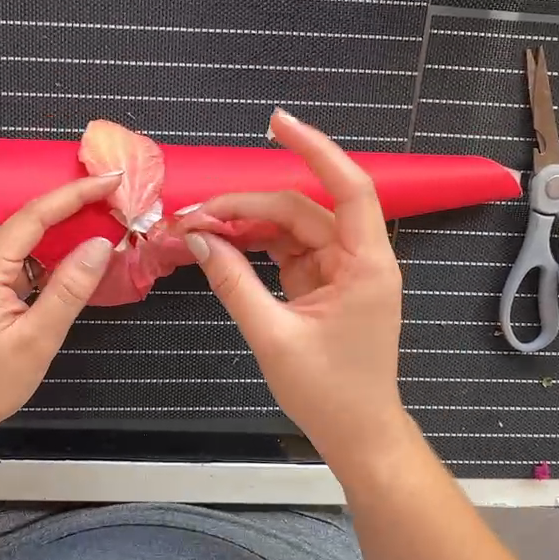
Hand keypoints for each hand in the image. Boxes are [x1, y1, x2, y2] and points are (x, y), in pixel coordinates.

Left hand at [0, 174, 119, 475]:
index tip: (112, 179)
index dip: (77, 193)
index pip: (37, 214)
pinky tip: (77, 252)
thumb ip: (70, 288)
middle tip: (117, 196)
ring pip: (28, 235)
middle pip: (31, 218)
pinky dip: (51, 250)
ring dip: (65, 226)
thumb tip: (101, 243)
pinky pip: (22, 255)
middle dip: (74, 204)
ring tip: (106, 216)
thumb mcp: (37, 338)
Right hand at [180, 109, 409, 477]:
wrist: (359, 436)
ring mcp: (340, 269)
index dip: (315, 149)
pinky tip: (221, 243)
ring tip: (198, 227)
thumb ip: (233, 283)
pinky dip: (254, 243)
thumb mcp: (273, 337)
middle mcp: (358, 258)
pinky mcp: (323, 281)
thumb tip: (197, 240)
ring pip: (290, 225)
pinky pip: (286, 247)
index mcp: (366, 266)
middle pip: (301, 208)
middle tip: (193, 215)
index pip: (349, 188)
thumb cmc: (329, 393)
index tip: (277, 123)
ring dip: (246, 223)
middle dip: (246, 206)